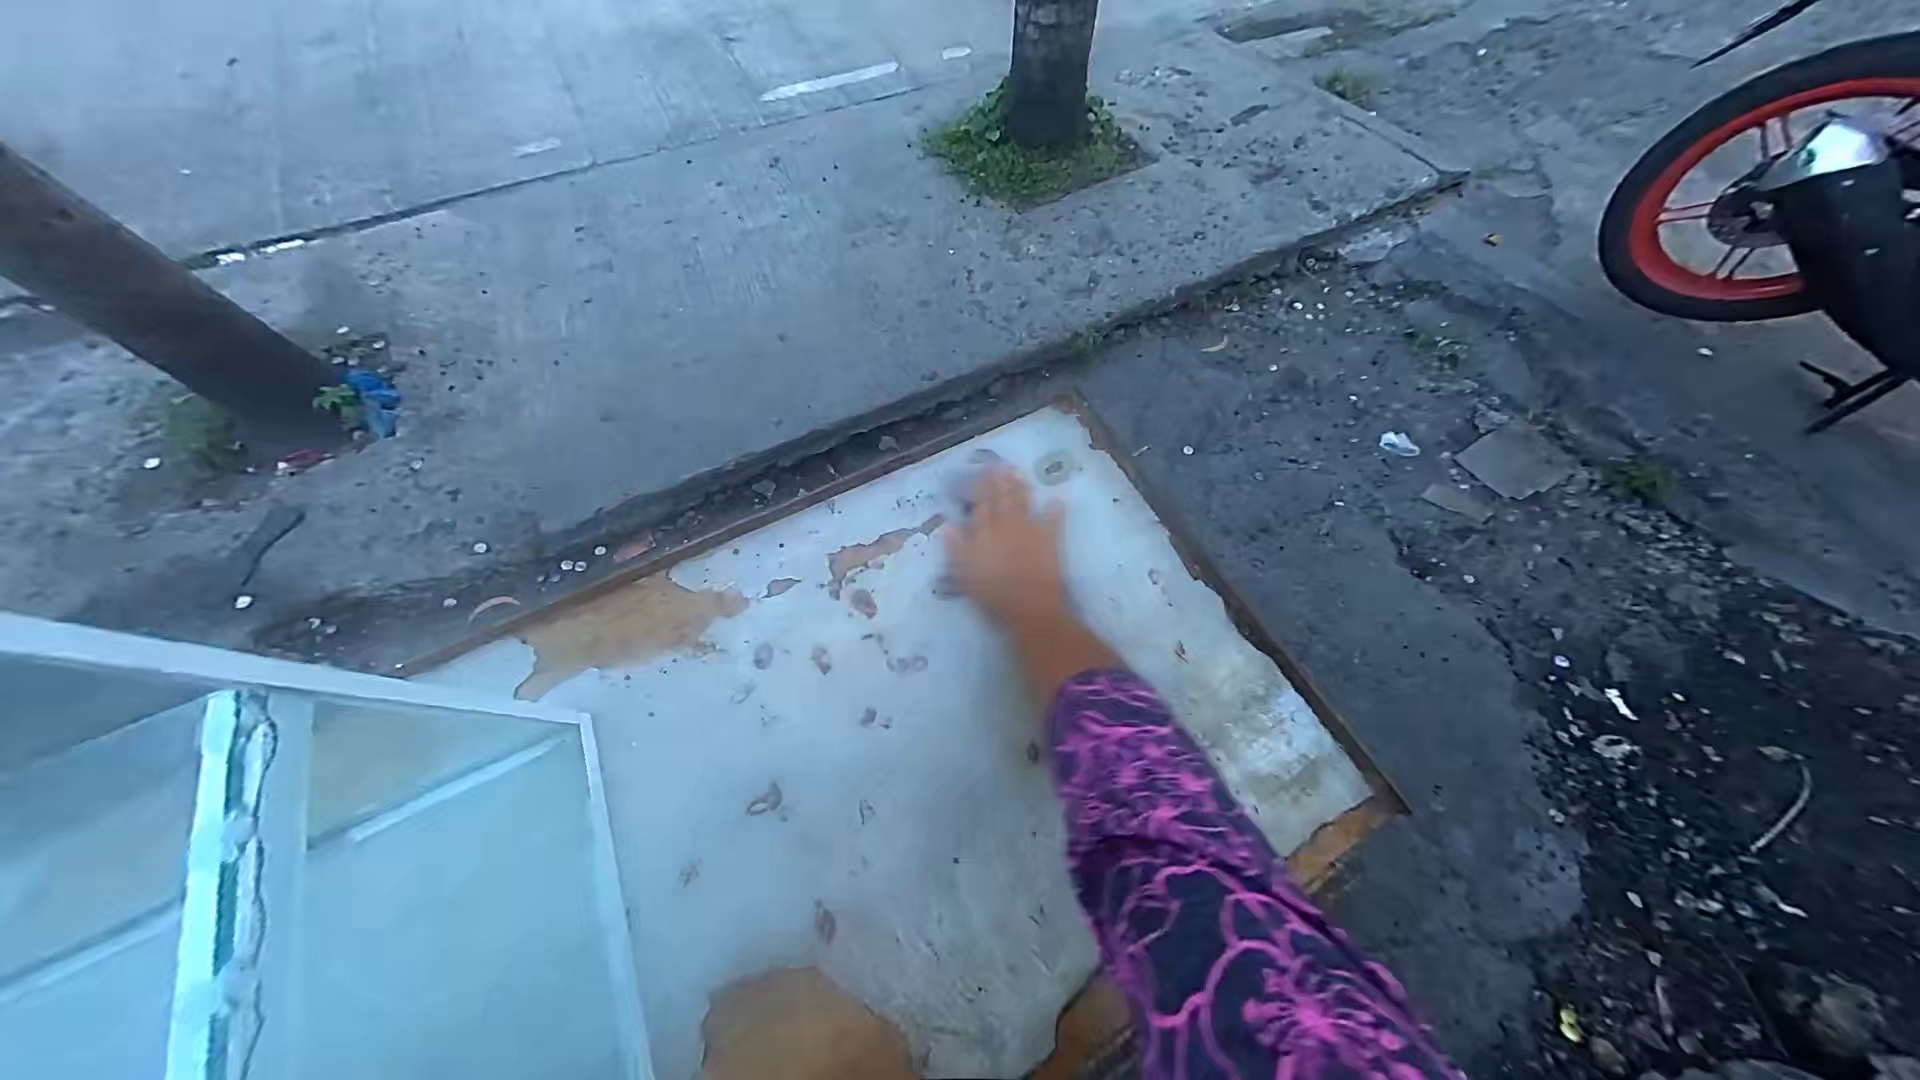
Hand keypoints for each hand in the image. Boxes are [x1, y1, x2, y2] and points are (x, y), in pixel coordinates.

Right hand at [945, 465, 1068, 628]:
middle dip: (1002, 480)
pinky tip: (1058, 499)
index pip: (982, 503)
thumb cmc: (992, 590)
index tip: (983, 472)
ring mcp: (1030, 529)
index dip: (983, 487)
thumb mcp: (964, 572)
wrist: (1028, 601)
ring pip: (1025, 502)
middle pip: (1004, 498)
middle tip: (1002, 465)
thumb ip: (956, 547)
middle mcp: (1007, 524)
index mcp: (985, 531)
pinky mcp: (1050, 538)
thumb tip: (947, 526)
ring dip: (1022, 487)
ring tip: (1019, 474)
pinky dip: (1056, 509)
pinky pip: (1054, 520)